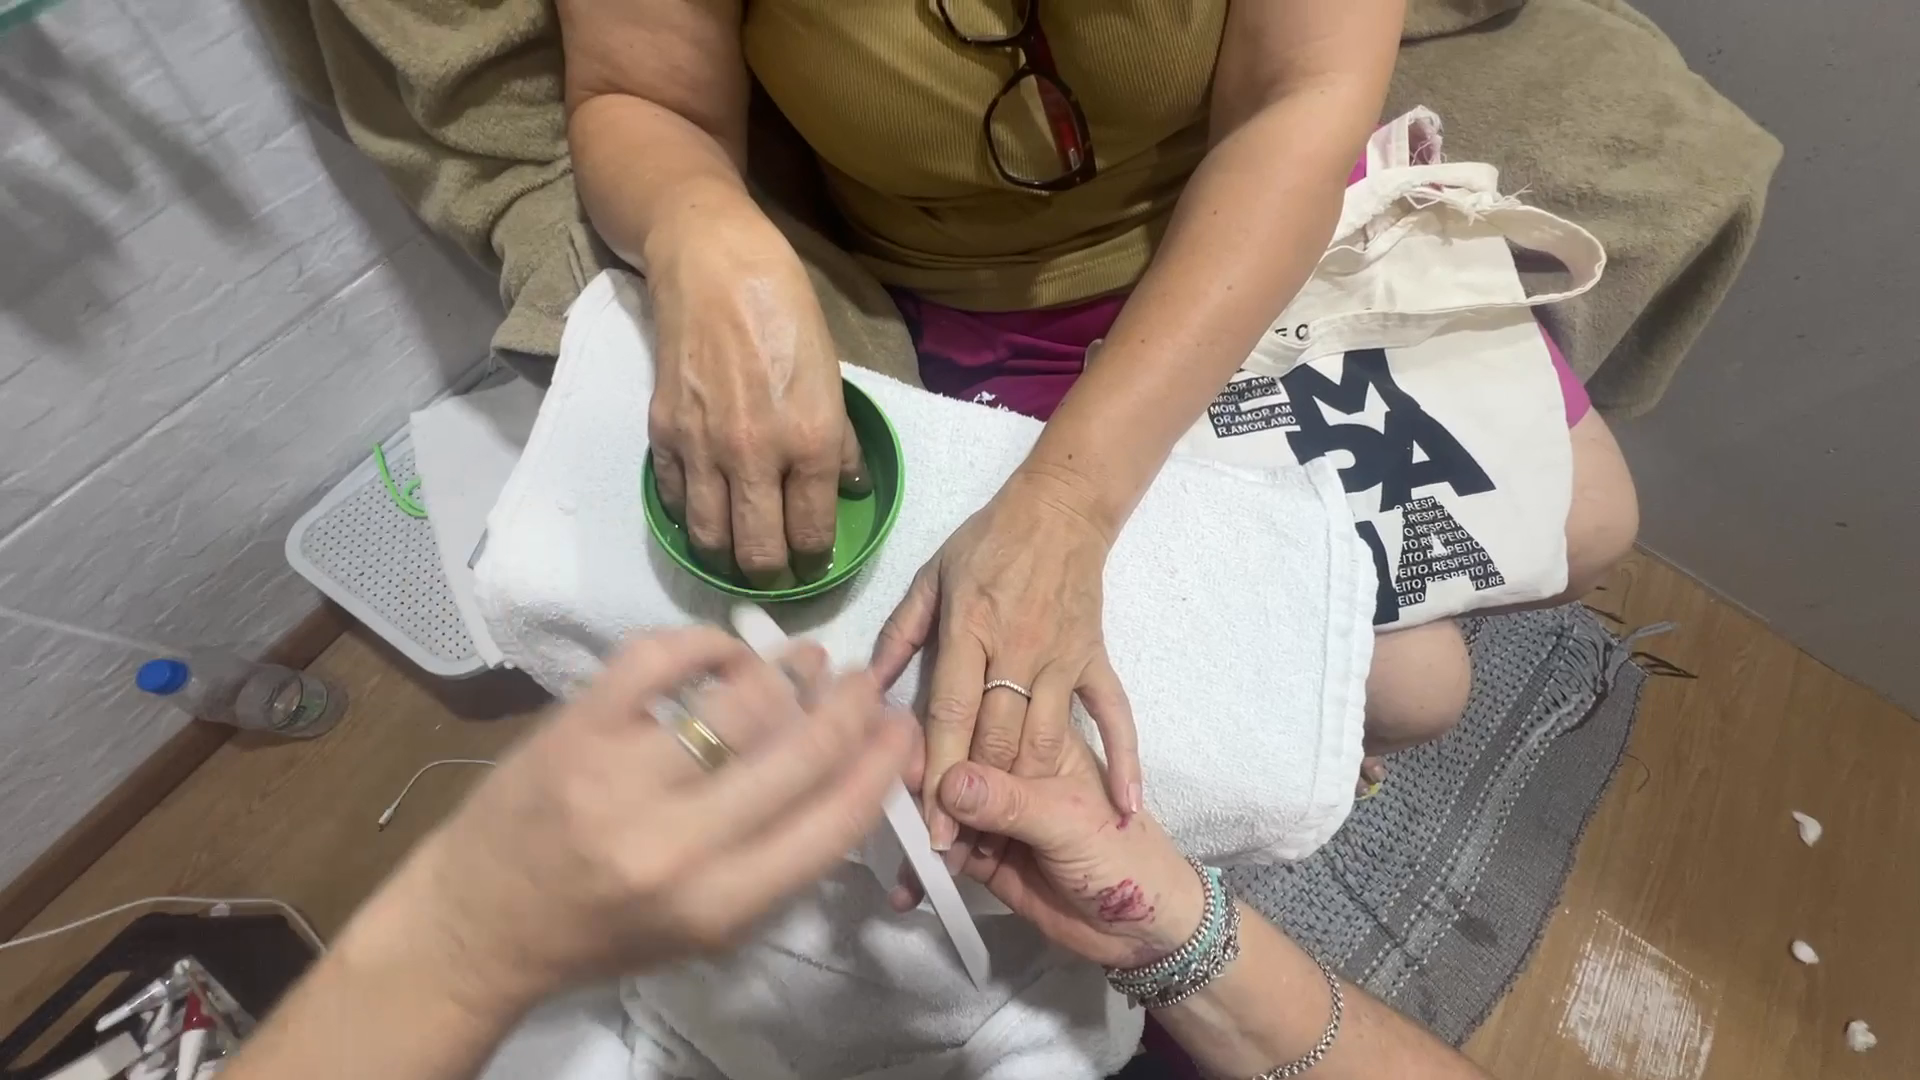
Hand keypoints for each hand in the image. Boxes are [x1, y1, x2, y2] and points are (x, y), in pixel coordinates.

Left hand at [371, 627, 913, 1016]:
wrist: (476, 928)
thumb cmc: (609, 931)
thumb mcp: (712, 924)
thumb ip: (785, 851)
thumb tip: (851, 760)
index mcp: (721, 905)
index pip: (837, 819)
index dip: (884, 761)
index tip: (900, 726)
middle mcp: (677, 845)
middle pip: (802, 749)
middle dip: (853, 702)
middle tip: (866, 679)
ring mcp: (620, 778)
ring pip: (743, 695)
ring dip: (791, 670)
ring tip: (808, 661)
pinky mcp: (576, 728)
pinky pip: (662, 654)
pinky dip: (709, 641)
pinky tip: (729, 652)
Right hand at [647, 218, 868, 585]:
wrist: (715, 268)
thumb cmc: (789, 318)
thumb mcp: (834, 381)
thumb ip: (842, 444)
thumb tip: (852, 489)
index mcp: (809, 443)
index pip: (811, 533)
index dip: (815, 561)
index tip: (814, 566)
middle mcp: (755, 457)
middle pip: (759, 553)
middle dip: (773, 575)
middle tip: (778, 572)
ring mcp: (702, 449)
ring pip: (711, 540)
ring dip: (728, 558)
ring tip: (741, 554)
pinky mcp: (662, 434)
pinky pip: (674, 502)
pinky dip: (691, 518)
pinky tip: (705, 514)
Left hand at [872, 469, 1141, 858]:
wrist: (1059, 509)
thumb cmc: (987, 541)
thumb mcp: (931, 576)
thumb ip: (900, 632)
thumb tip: (869, 685)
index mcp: (970, 628)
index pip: (953, 713)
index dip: (940, 774)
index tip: (932, 830)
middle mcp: (1016, 649)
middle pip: (997, 738)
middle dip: (976, 800)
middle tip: (958, 854)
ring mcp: (1062, 657)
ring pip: (1046, 738)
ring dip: (1027, 792)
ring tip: (1007, 841)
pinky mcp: (1095, 657)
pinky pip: (1113, 711)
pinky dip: (1124, 757)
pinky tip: (1125, 806)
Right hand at [897, 730, 1203, 969]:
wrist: (1142, 930)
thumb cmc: (1123, 856)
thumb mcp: (1068, 821)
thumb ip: (1011, 801)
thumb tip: (949, 781)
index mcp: (1035, 739)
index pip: (978, 726)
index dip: (940, 743)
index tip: (906, 767)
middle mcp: (1007, 767)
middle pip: (949, 765)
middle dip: (919, 791)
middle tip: (896, 818)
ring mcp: (992, 811)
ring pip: (940, 809)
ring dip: (917, 833)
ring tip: (903, 862)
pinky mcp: (982, 852)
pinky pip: (943, 854)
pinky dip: (923, 871)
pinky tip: (907, 890)